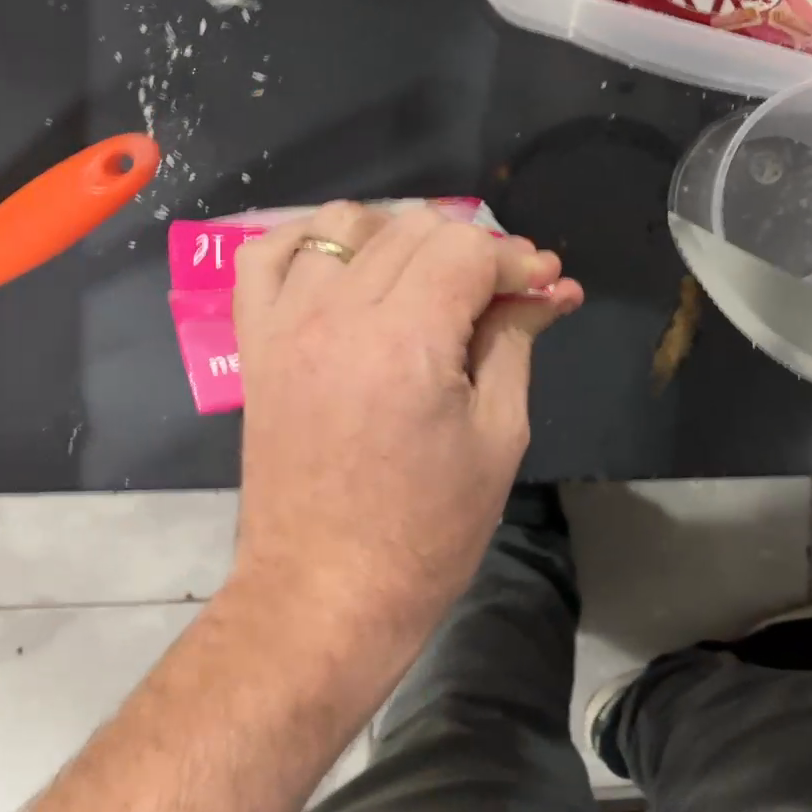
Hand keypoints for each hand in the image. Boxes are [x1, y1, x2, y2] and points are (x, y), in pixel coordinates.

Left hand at [227, 201, 583, 647]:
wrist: (333, 586)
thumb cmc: (436, 520)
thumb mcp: (502, 431)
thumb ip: (516, 344)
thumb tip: (551, 292)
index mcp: (406, 342)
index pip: (468, 252)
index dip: (521, 261)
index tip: (554, 287)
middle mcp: (336, 316)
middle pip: (417, 230)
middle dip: (481, 250)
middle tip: (518, 293)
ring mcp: (284, 325)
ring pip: (348, 225)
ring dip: (409, 239)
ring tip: (444, 282)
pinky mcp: (257, 344)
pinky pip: (272, 254)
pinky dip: (323, 242)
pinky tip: (362, 267)